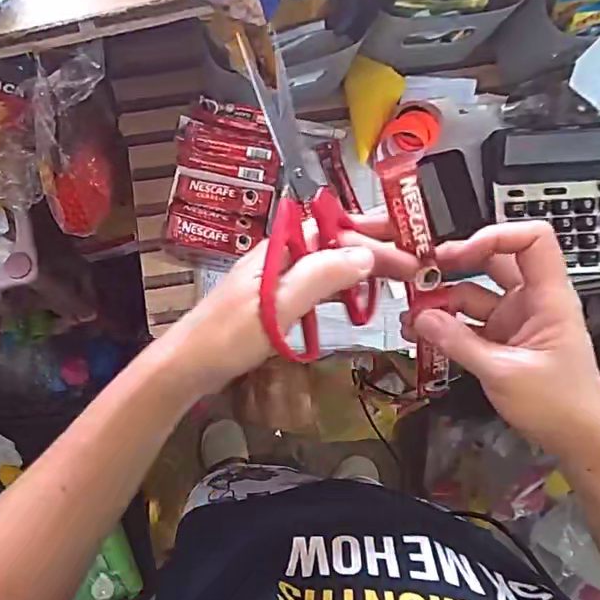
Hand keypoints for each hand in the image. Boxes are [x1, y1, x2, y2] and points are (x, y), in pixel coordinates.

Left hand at [149, 213, 409, 398]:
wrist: (187, 367)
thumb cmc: (226, 338)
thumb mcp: (277, 306)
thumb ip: (320, 277)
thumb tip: (364, 256)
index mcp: (279, 249)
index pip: (337, 232)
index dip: (376, 242)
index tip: (410, 256)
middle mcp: (279, 257)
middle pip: (334, 243)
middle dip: (373, 249)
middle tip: (412, 262)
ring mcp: (274, 279)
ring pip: (326, 264)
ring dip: (359, 269)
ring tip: (392, 278)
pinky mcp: (272, 303)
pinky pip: (314, 287)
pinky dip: (338, 290)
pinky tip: (351, 299)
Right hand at [403, 221, 599, 453]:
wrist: (578, 440)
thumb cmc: (559, 405)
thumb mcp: (503, 373)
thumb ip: (459, 343)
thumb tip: (421, 318)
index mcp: (548, 298)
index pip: (532, 240)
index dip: (495, 236)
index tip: (458, 254)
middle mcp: (531, 302)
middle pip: (495, 262)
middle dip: (456, 263)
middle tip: (421, 273)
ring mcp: (515, 321)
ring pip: (475, 295)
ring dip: (442, 301)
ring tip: (411, 314)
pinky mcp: (502, 341)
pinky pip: (470, 324)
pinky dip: (446, 327)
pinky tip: (421, 333)